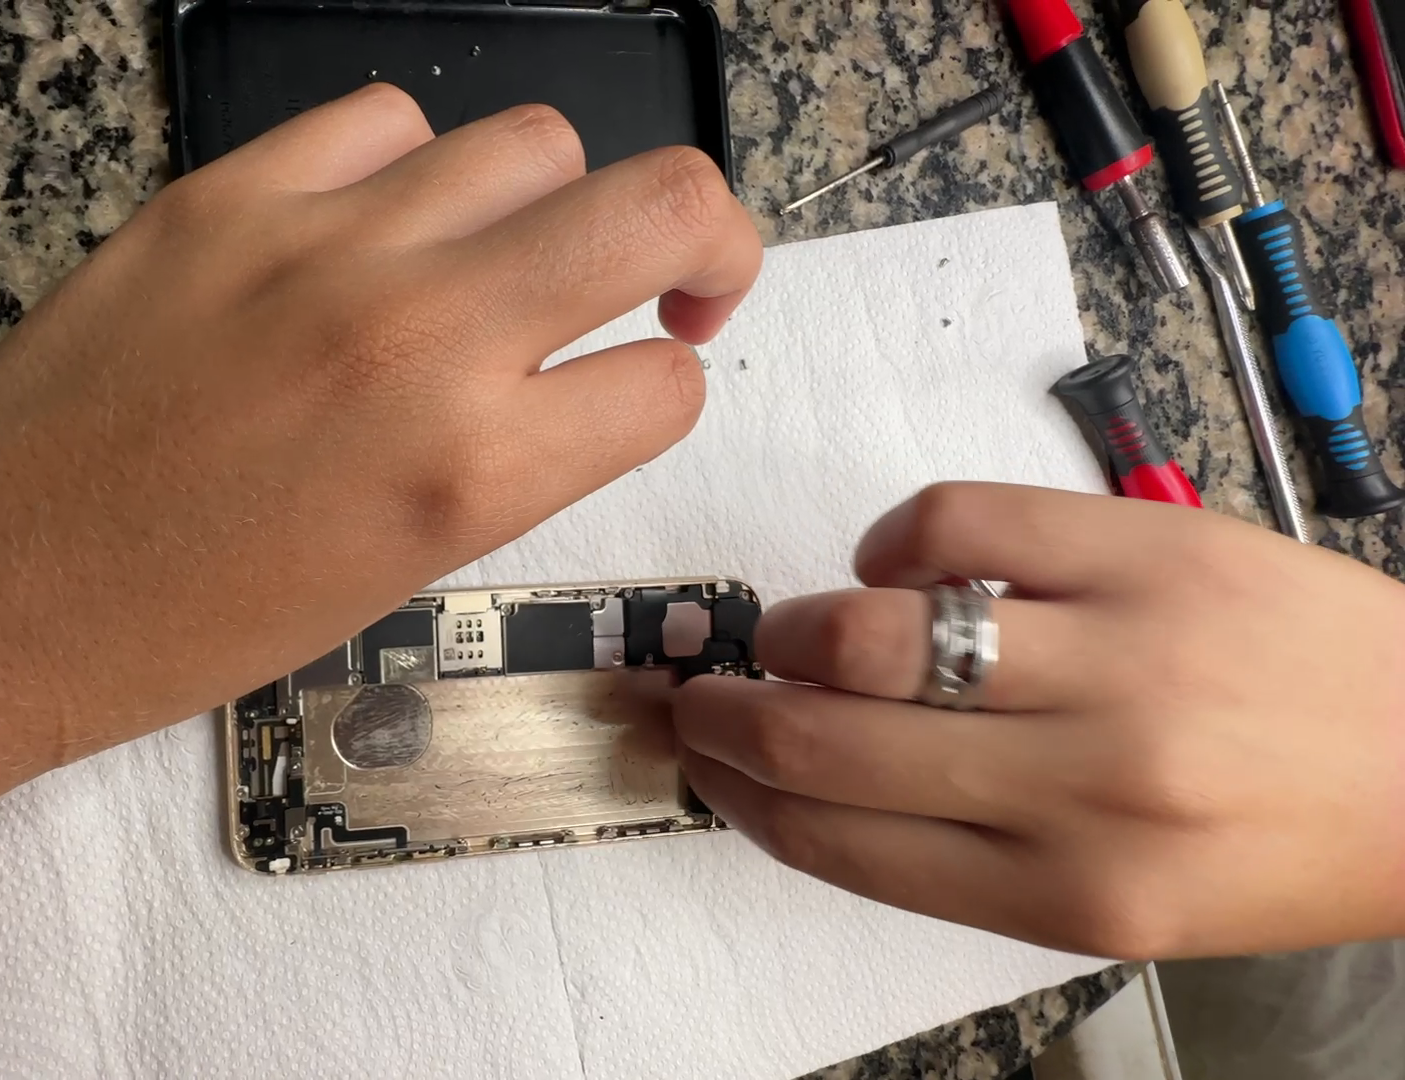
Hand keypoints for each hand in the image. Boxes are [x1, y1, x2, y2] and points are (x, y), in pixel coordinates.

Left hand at [0, 84, 760, 1077]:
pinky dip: (411, 173)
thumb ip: (507, 462)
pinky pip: (381, 123)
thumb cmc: (202, 628)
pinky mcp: (222, 192)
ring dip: (546, 209)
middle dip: (707, 240)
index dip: (663, 391)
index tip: (629, 397)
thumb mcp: (396, 573)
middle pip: (660, 202)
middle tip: (674, 283)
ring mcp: (322, 241)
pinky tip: (373, 235)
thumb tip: (569, 378)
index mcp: (475, 474)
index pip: (665, 388)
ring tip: (490, 268)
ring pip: (530, 143)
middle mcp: (425, 335)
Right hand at [672, 482, 1404, 958]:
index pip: (826, 837)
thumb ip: (935, 840)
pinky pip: (946, 521)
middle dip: (725, 709)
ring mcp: (1123, 660)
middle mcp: (1088, 789)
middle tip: (707, 690)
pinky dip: (887, 544)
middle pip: (818, 738)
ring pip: (863, 632)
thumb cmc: (1251, 838)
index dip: (731, 789)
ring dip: (792, 629)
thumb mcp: (1095, 890)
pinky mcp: (1147, 548)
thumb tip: (784, 761)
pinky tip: (901, 569)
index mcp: (1065, 893)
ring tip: (797, 632)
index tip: (698, 756)